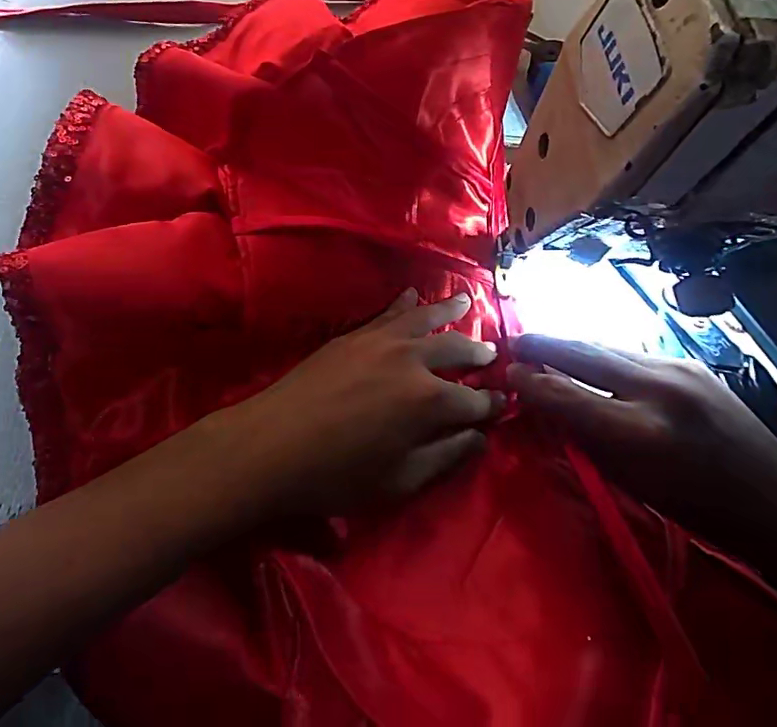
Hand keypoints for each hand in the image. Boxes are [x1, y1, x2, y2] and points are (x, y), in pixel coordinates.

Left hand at [206, 289, 502, 516]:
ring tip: (466, 302)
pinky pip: (387, 313)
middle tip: (492, 354)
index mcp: (430, 401)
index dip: (491, 404)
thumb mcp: (400, 481)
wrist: (272, 444)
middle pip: (456, 350)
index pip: (474, 401)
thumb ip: (445, 456)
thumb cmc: (337, 475)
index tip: (504, 403)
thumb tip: (480, 437)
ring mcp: (381, 341)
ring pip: (424, 318)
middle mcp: (412, 361)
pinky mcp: (354, 335)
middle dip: (477, 353)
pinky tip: (411, 295)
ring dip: (449, 310)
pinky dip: (404, 304)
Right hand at [508, 334, 776, 563]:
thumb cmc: (701, 512)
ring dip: (573, 346)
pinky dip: (605, 355)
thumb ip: (586, 439)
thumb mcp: (634, 484)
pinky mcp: (692, 363)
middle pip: (584, 352)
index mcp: (641, 432)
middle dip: (544, 345)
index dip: (532, 382)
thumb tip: (545, 405)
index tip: (509, 373)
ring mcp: (679, 369)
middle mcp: (658, 389)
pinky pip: (633, 353)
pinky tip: (593, 361)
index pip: (567, 394)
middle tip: (516, 343)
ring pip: (608, 346)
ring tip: (546, 348)